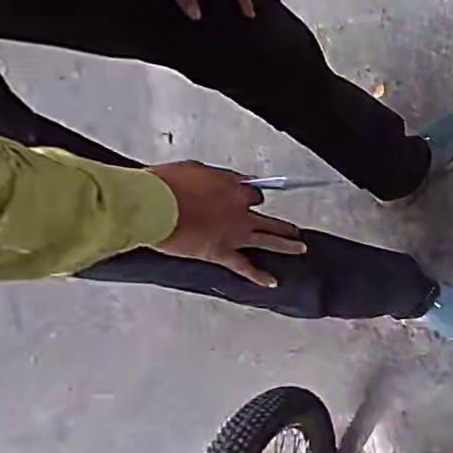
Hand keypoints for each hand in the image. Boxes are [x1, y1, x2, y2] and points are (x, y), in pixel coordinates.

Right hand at [147, 161, 303, 288]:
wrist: (152, 204)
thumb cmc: (164, 185)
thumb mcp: (191, 170)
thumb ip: (211, 179)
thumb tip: (218, 184)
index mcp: (232, 186)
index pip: (253, 192)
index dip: (251, 197)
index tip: (251, 201)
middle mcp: (240, 209)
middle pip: (269, 216)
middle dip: (283, 224)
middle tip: (294, 229)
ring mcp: (235, 233)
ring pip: (269, 239)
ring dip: (287, 244)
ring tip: (300, 247)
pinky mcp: (223, 253)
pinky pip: (246, 267)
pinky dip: (260, 276)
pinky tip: (273, 282)